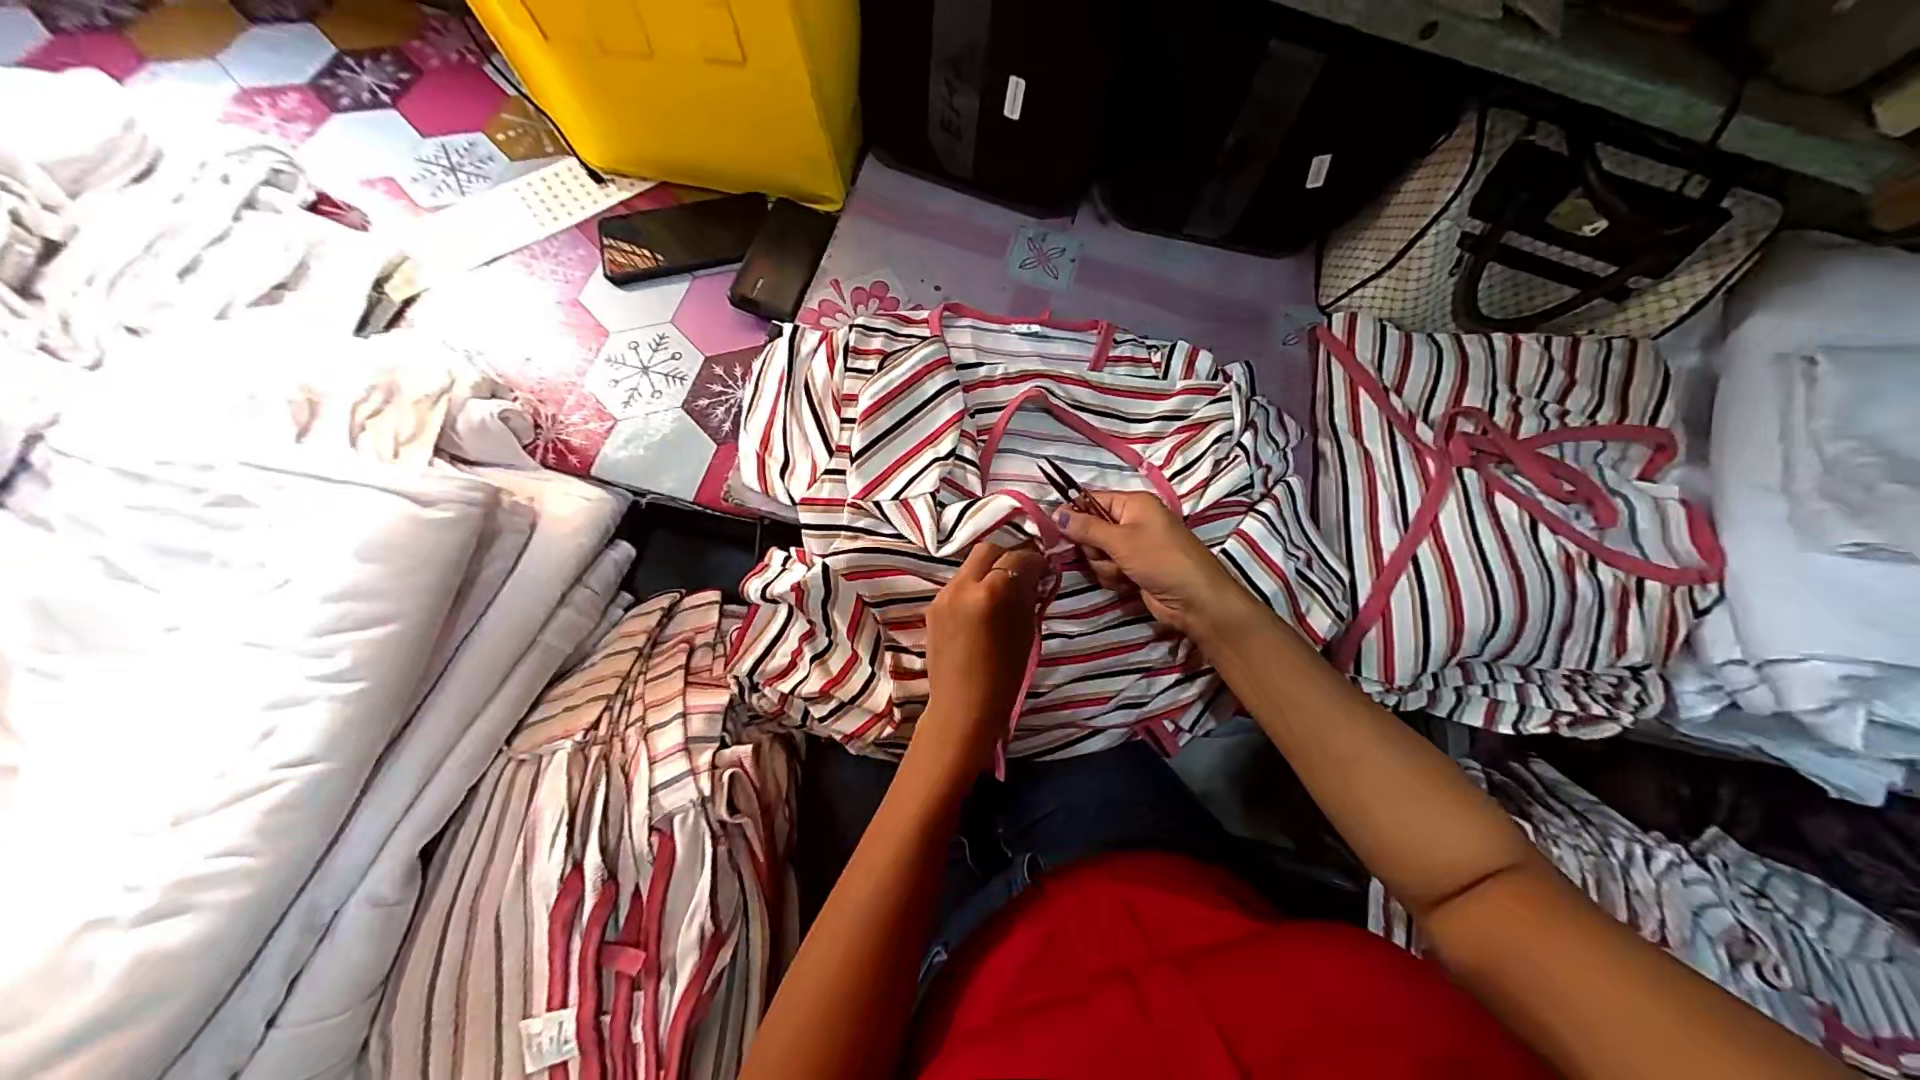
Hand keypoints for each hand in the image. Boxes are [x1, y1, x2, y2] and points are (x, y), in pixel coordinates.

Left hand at [915, 540, 1047, 775]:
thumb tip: (1036, 576)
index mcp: (992, 592)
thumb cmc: (1004, 676)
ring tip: (1002, 592)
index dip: (1035, 561)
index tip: (1043, 570)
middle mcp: (963, 585)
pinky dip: (973, 586)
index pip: (1018, 557)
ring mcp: (944, 595)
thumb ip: (1029, 597)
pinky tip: (982, 607)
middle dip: (1008, 557)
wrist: (963, 707)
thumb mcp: (1026, 630)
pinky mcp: (932, 606)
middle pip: (989, 549)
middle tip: (1022, 575)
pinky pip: (958, 583)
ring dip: (989, 570)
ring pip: (970, 565)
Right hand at [1056, 492, 1250, 637]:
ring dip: (1106, 568)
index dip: (1073, 514)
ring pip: (1097, 555)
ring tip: (1125, 573)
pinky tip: (1130, 585)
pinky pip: (1108, 571)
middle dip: (1095, 549)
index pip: (1091, 500)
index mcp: (1134, 504)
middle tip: (1108, 556)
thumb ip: (1086, 528)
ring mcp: (1133, 548)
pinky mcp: (1133, 570)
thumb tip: (1056, 513)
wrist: (1195, 600)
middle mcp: (1132, 522)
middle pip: (1091, 531)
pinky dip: (1115, 579)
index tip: (1056, 528)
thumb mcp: (1121, 540)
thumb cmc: (1161, 560)